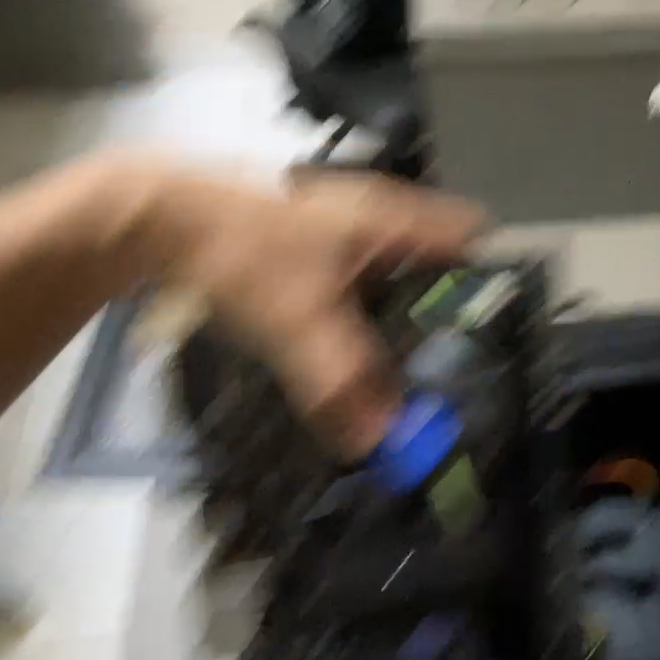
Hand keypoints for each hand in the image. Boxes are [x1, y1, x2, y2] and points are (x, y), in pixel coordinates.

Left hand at [103, 157, 483, 457]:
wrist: (159, 217)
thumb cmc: (239, 248)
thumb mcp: (294, 321)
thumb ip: (339, 383)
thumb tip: (378, 442)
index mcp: (390, 221)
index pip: (471, 238)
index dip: (493, 281)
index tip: (500, 336)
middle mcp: (378, 221)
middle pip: (440, 266)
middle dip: (452, 319)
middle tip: (461, 374)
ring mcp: (347, 233)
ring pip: (400, 280)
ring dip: (410, 324)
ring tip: (421, 377)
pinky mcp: (319, 252)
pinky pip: (365, 290)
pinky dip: (371, 322)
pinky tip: (363, 357)